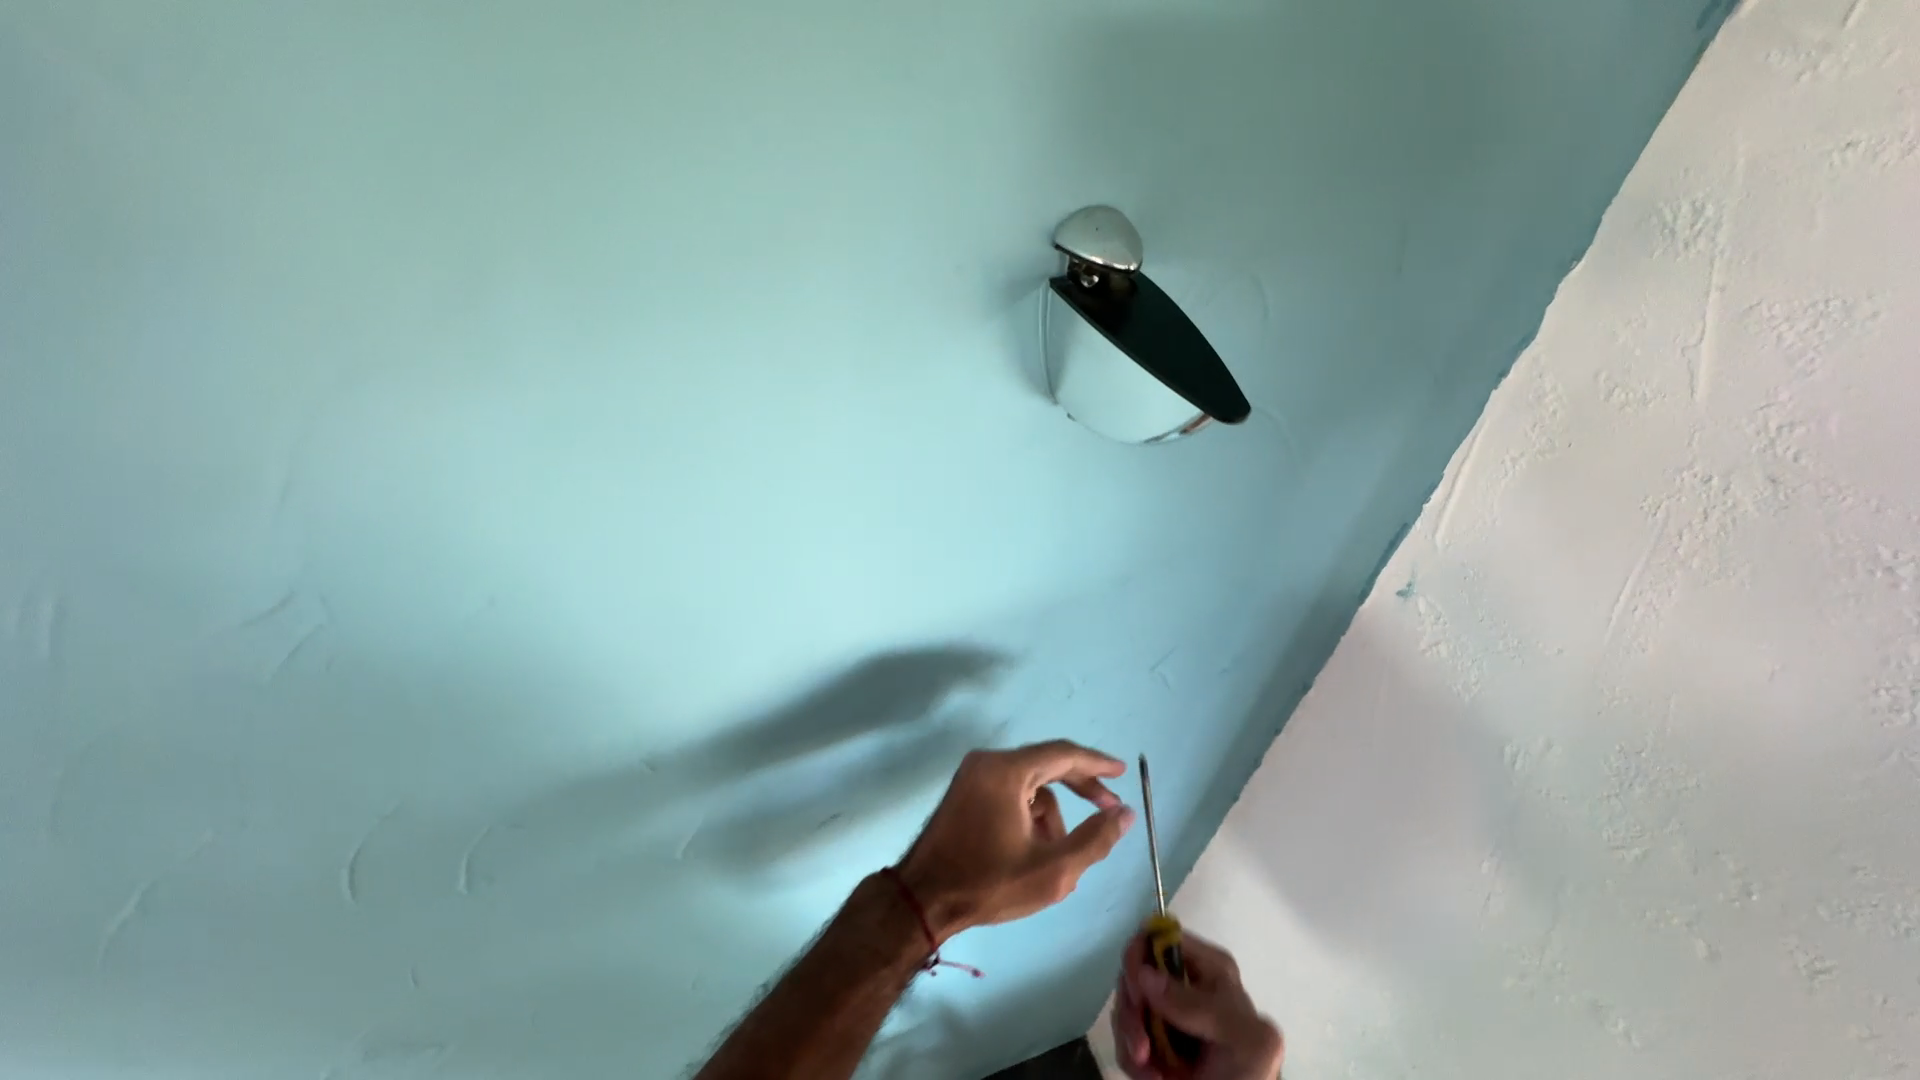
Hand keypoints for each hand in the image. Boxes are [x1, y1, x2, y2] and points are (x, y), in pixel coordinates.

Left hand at [895, 740, 1134, 938]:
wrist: (923, 900)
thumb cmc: (989, 883)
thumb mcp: (1053, 870)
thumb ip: (1095, 839)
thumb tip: (1125, 813)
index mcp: (1007, 771)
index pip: (1063, 754)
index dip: (1097, 764)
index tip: (1122, 773)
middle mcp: (988, 763)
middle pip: (1046, 765)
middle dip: (1079, 789)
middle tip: (1109, 810)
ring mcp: (972, 776)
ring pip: (1030, 786)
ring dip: (1051, 816)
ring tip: (1058, 857)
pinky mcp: (965, 793)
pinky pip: (1010, 793)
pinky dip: (1029, 816)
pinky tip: (1034, 853)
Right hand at [1112, 931, 1282, 1079]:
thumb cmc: (1248, 1075)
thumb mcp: (1241, 1040)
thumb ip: (1200, 1005)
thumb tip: (1144, 974)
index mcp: (1211, 970)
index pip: (1163, 936)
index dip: (1140, 957)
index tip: (1138, 994)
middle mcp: (1185, 983)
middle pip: (1136, 971)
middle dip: (1132, 1009)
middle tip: (1142, 1046)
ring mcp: (1167, 1011)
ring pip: (1126, 1003)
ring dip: (1130, 1038)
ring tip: (1148, 1070)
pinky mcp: (1153, 1038)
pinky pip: (1124, 1033)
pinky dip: (1130, 1058)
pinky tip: (1150, 1076)